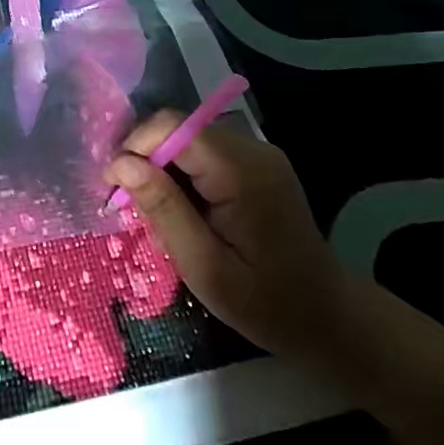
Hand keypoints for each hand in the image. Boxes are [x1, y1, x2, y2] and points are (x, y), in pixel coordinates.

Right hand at [104, 113, 347, 357]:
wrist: (327, 318)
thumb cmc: (265, 302)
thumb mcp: (204, 266)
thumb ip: (163, 208)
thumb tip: (121, 164)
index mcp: (242, 172)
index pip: (173, 127)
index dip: (135, 147)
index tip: (116, 189)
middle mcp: (252, 150)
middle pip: (177, 128)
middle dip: (144, 159)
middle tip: (131, 206)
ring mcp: (257, 155)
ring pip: (185, 138)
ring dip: (160, 167)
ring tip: (154, 212)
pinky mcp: (255, 164)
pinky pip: (201, 151)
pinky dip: (179, 172)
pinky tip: (180, 208)